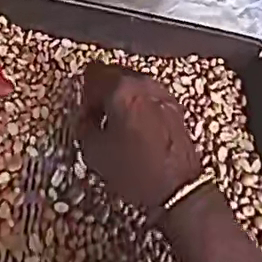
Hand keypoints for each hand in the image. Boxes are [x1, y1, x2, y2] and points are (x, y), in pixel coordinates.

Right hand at [75, 62, 202, 210]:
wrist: (178, 188)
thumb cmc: (136, 170)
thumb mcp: (95, 153)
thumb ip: (84, 126)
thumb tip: (85, 118)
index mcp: (120, 88)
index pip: (93, 73)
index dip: (85, 93)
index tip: (84, 113)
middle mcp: (142, 82)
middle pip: (114, 75)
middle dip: (103, 94)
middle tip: (97, 119)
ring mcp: (161, 92)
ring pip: (133, 86)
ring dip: (123, 100)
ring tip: (117, 128)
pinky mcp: (174, 105)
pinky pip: (149, 97)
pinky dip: (140, 107)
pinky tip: (137, 131)